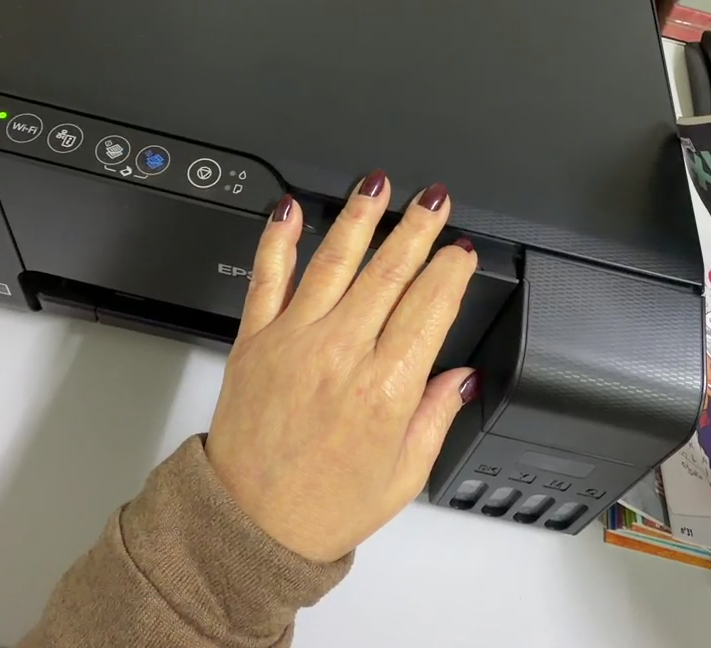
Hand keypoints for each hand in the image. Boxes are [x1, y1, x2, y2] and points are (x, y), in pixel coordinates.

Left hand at [206, 173, 477, 562]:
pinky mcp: (255, 340)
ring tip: (377, 185)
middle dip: (417, 227)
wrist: (247, 526)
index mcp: (386, 388)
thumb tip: (463, 376)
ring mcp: (295, 341)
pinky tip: (289, 211)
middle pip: (389, 272)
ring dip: (360, 217)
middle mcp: (341, 354)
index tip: (461, 249)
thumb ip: (437, 415)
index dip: (451, 269)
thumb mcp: (404, 473)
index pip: (430, 306)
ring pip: (334, 261)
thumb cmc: (325, 504)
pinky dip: (276, 240)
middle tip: (433, 199)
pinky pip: (266, 278)